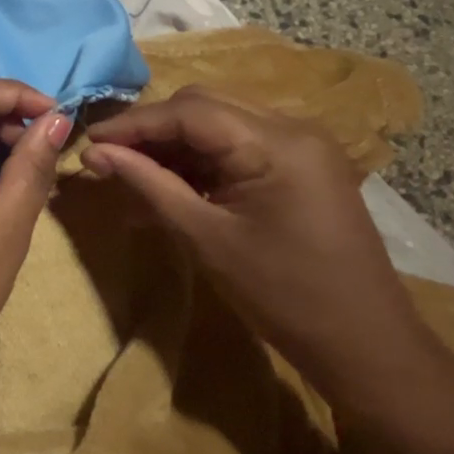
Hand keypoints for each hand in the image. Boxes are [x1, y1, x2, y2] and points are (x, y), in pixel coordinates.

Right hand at [80, 86, 424, 396]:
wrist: (366, 347)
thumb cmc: (284, 294)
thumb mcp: (205, 237)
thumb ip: (148, 184)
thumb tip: (93, 153)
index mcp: (276, 143)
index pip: (188, 111)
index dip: (132, 123)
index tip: (87, 142)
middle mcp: (292, 129)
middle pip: (202, 106)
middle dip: (150, 129)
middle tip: (107, 157)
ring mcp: (301, 147)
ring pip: (217, 122)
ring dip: (172, 144)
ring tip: (130, 174)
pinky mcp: (301, 167)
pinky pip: (237, 145)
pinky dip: (199, 159)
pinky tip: (168, 185)